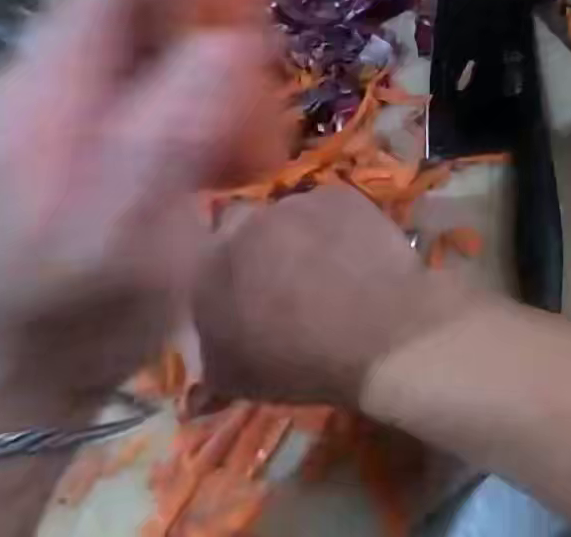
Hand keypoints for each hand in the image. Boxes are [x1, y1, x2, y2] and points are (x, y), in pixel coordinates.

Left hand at [0, 0, 283, 436]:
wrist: (5, 399)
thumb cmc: (70, 320)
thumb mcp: (128, 235)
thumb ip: (170, 133)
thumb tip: (230, 40)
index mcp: (33, 101)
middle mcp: (31, 95)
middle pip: (133, 18)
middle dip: (210, 28)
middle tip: (268, 67)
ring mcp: (46, 122)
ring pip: (144, 57)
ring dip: (208, 72)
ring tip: (250, 125)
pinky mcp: (66, 147)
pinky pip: (140, 96)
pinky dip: (192, 105)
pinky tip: (218, 154)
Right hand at [195, 186, 489, 405]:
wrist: (381, 331)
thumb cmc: (302, 364)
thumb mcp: (233, 375)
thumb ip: (206, 347)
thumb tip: (202, 346)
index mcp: (206, 270)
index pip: (189, 241)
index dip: (210, 254)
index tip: (230, 274)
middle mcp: (246, 226)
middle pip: (241, 223)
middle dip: (255, 244)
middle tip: (281, 274)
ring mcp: (296, 204)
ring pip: (286, 213)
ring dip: (296, 233)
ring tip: (324, 263)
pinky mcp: (338, 195)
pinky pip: (326, 206)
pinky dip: (333, 223)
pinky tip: (352, 249)